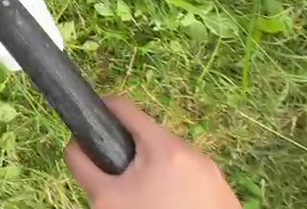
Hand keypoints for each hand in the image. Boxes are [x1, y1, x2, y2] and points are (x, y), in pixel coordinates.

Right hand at [66, 99, 239, 208]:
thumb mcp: (104, 198)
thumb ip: (81, 162)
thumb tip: (76, 144)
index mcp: (166, 148)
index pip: (122, 107)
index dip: (100, 113)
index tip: (91, 132)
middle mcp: (196, 156)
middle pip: (149, 136)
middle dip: (130, 153)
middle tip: (122, 182)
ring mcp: (219, 179)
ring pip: (172, 159)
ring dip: (155, 171)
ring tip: (148, 201)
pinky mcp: (230, 200)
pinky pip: (194, 180)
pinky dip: (178, 189)